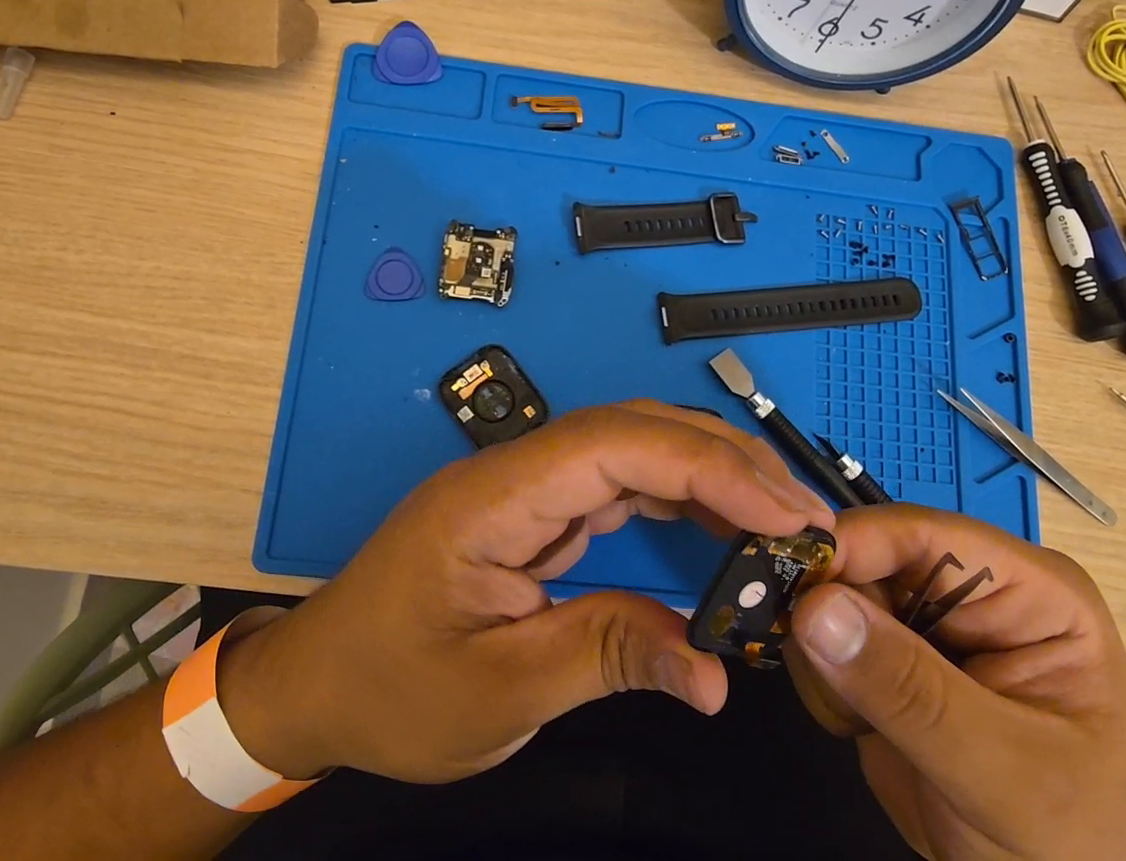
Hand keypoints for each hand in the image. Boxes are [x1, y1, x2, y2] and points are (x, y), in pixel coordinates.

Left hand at [217, 400, 831, 783]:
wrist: (320, 685)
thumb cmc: (387, 689)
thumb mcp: (499, 691)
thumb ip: (606, 659)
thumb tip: (713, 671)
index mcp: (491, 499)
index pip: (613, 446)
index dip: (706, 467)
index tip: (783, 515)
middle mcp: (512, 477)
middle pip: (632, 433)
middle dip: (725, 463)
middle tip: (804, 520)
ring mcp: (526, 493)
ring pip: (633, 455)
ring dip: (711, 479)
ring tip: (782, 524)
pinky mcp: (536, 519)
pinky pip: (621, 492)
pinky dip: (681, 507)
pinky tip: (725, 533)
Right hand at [784, 505, 1125, 860]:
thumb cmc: (1058, 838)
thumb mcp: (995, 767)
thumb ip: (909, 688)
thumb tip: (815, 606)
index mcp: (1028, 591)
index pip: (927, 535)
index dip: (856, 545)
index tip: (790, 580)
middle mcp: (970, 592)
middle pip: (868, 557)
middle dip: (827, 605)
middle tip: (807, 660)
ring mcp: (924, 625)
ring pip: (831, 595)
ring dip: (822, 654)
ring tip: (852, 718)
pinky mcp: (884, 659)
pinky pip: (820, 638)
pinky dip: (820, 680)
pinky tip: (852, 726)